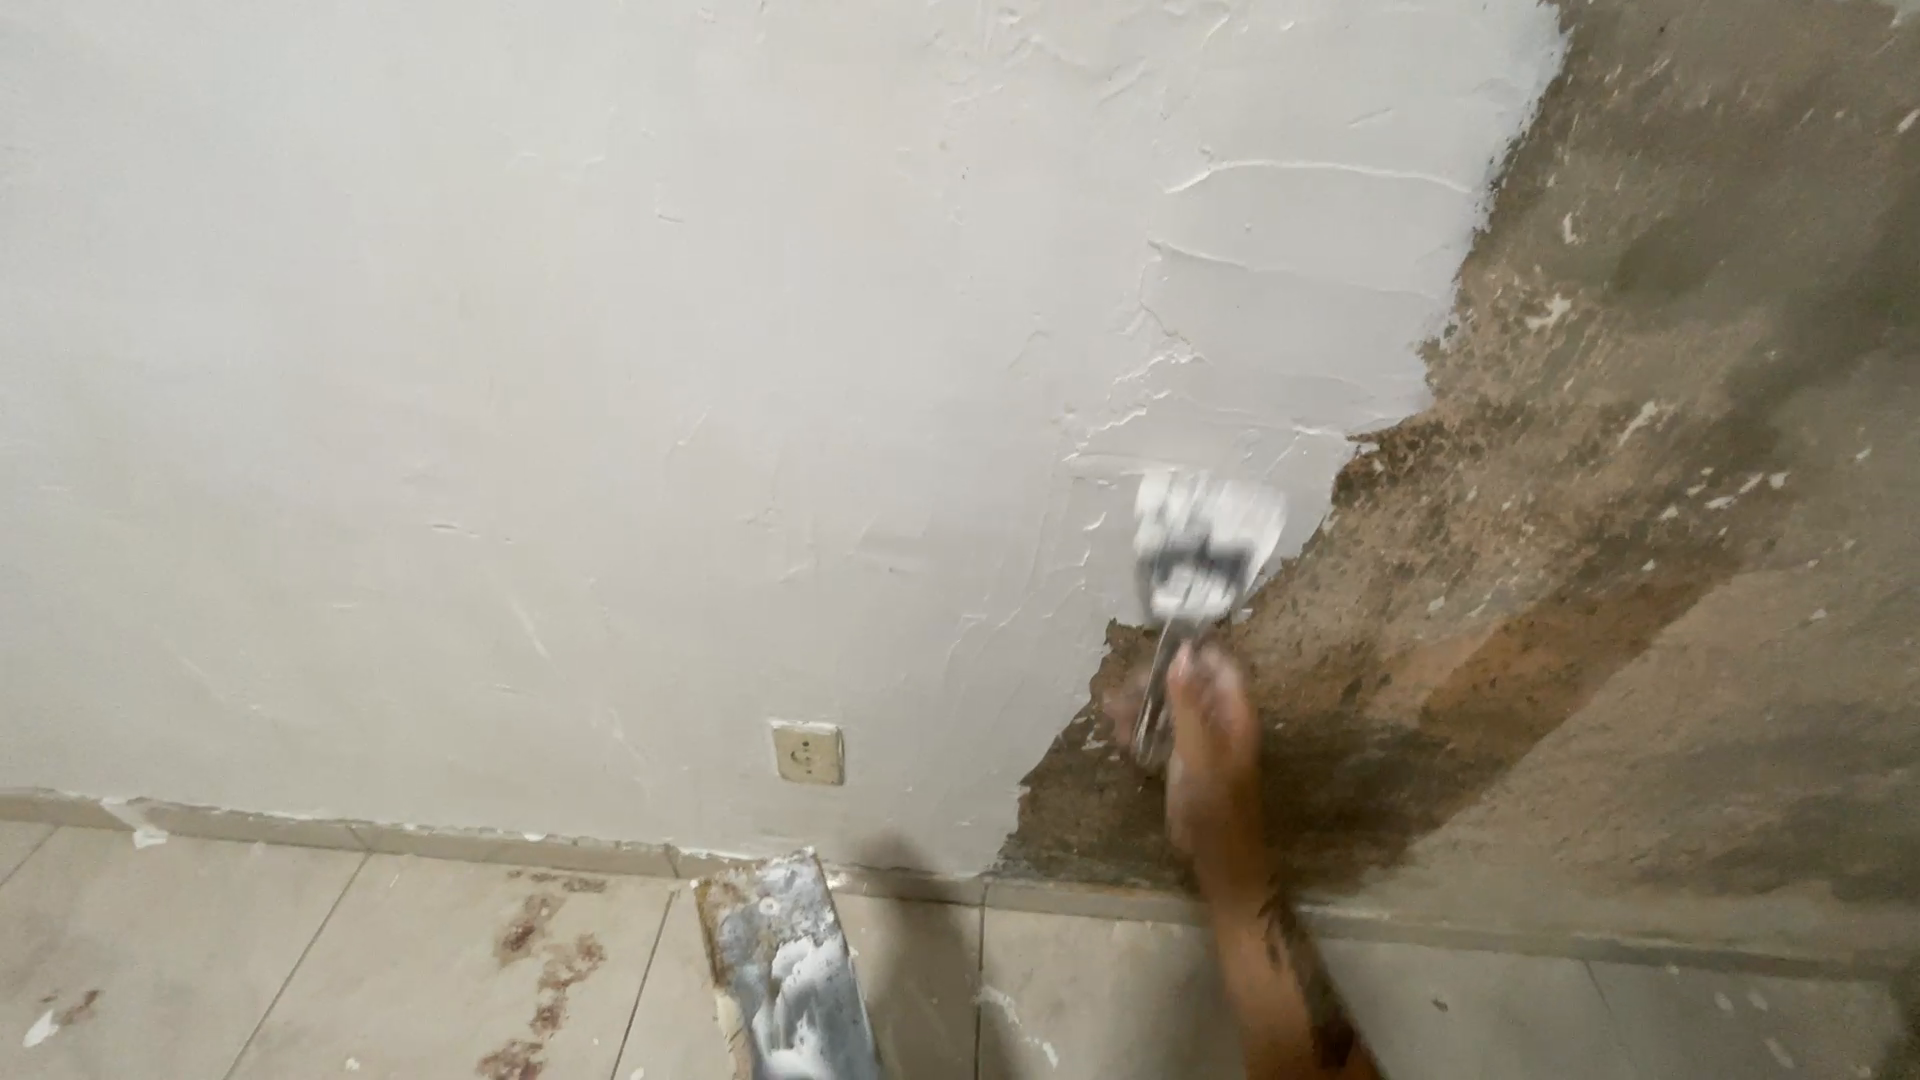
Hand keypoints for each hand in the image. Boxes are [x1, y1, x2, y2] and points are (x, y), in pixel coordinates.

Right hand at [1105, 640, 1267, 898]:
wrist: (1215, 857)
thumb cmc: (1215, 803)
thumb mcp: (1199, 748)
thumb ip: (1188, 701)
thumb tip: (1180, 653)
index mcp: (1234, 714)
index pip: (1220, 667)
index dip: (1195, 653)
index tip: (1159, 646)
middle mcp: (1218, 721)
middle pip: (1186, 684)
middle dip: (1154, 682)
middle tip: (1124, 685)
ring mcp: (1197, 740)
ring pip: (1166, 708)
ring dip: (1138, 706)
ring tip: (1110, 709)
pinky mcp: (1179, 759)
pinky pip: (1157, 732)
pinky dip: (1138, 730)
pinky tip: (1118, 735)